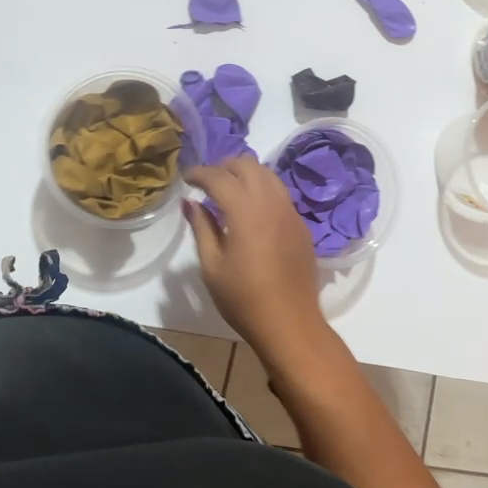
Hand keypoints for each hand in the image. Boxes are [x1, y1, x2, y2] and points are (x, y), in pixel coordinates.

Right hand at [183, 155, 324, 352]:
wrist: (289, 322)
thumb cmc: (243, 298)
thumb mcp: (212, 265)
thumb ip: (201, 227)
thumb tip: (190, 202)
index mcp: (245, 210)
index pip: (219, 177)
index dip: (199, 173)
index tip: (186, 178)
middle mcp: (271, 202)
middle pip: (248, 165)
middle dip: (224, 166)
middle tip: (207, 182)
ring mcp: (290, 211)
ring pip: (268, 175)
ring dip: (246, 174)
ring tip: (228, 191)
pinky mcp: (301, 224)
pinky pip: (280, 193)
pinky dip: (262, 189)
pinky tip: (251, 209)